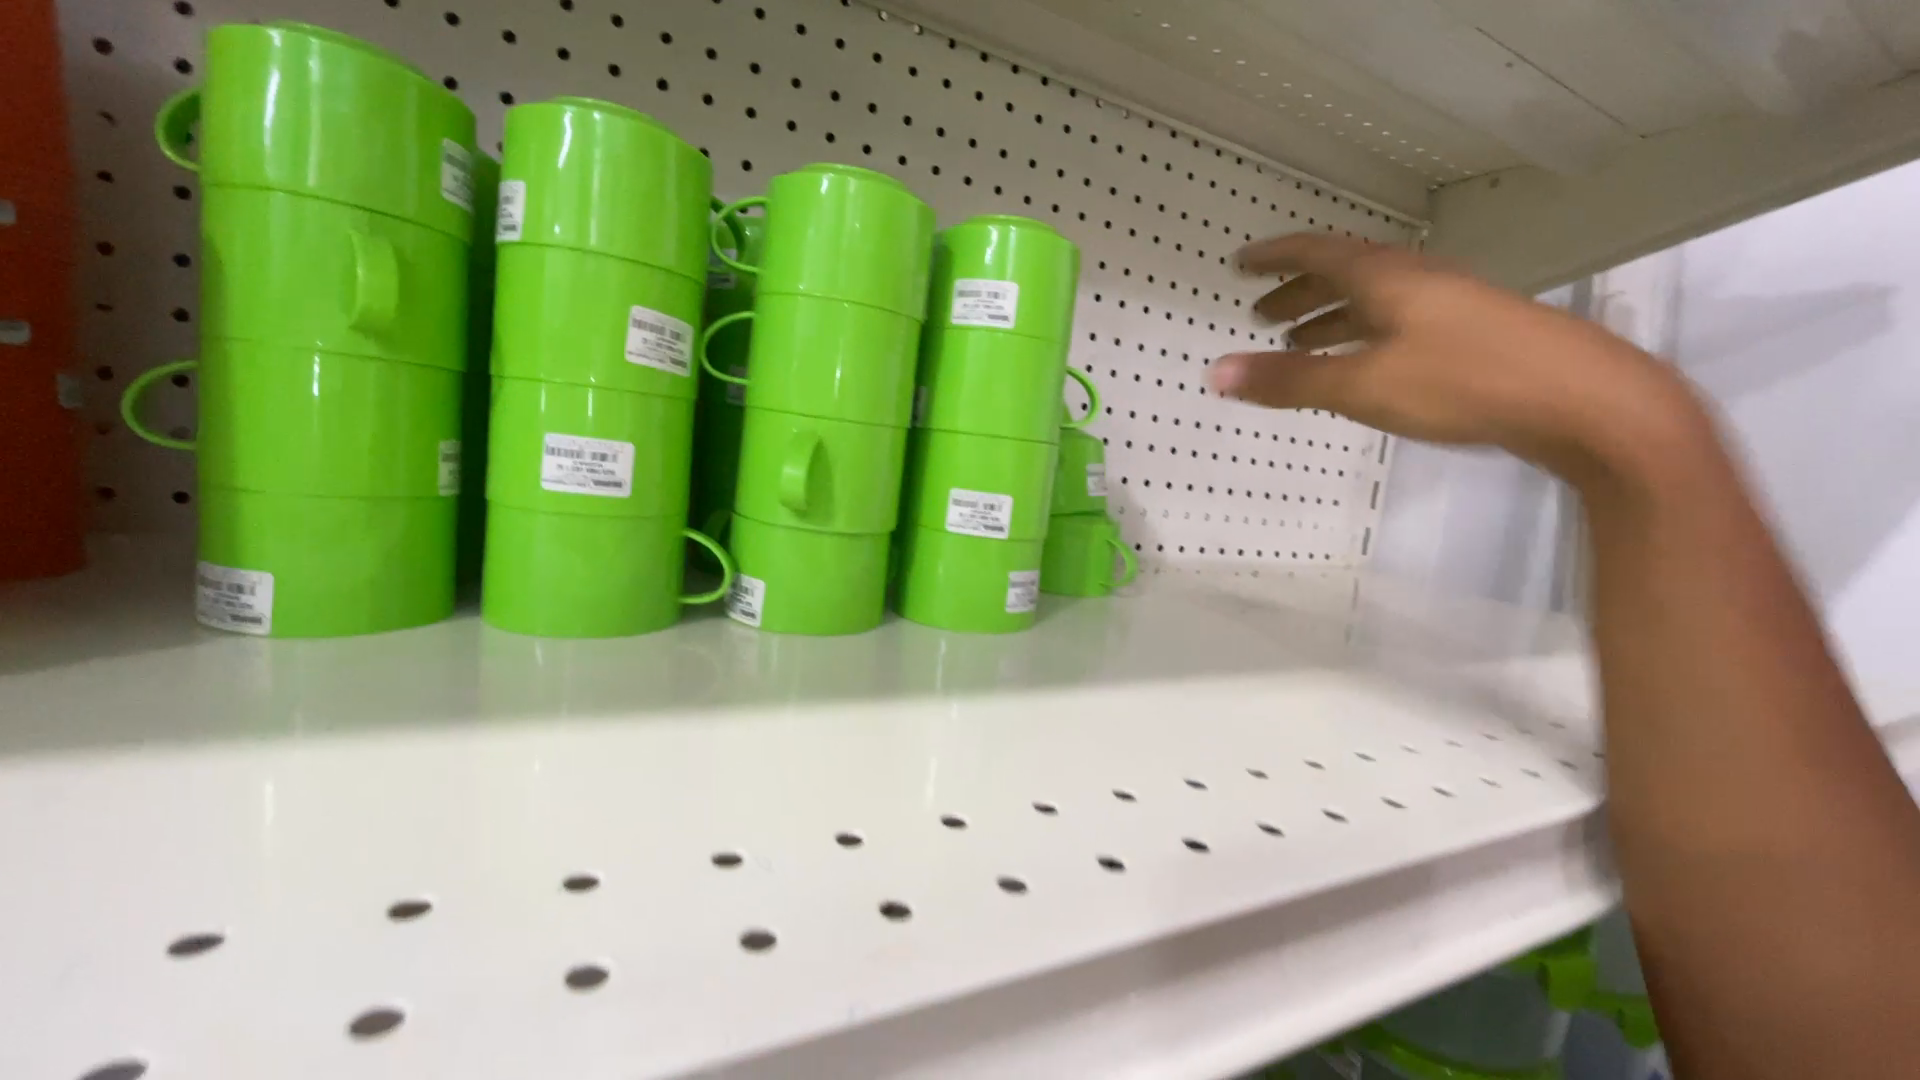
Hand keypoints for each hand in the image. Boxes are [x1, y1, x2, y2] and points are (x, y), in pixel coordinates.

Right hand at [1210, 233, 1705, 485]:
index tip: (1240, 264)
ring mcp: (1450, 306)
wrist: (1586, 401)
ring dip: (1330, 316)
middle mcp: (1417, 281)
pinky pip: (1397, 323)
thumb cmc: (1463, 382)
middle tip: (1262, 314)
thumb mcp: (1362, 386)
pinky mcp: (1472, 336)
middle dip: (1298, 292)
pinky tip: (1363, 363)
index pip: (1316, 253)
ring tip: (1299, 340)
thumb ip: (1288, 381)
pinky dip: (1362, 336)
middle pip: (1345, 274)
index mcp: (1386, 278)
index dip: (1274, 257)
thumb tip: (1215, 374)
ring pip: (1374, 301)